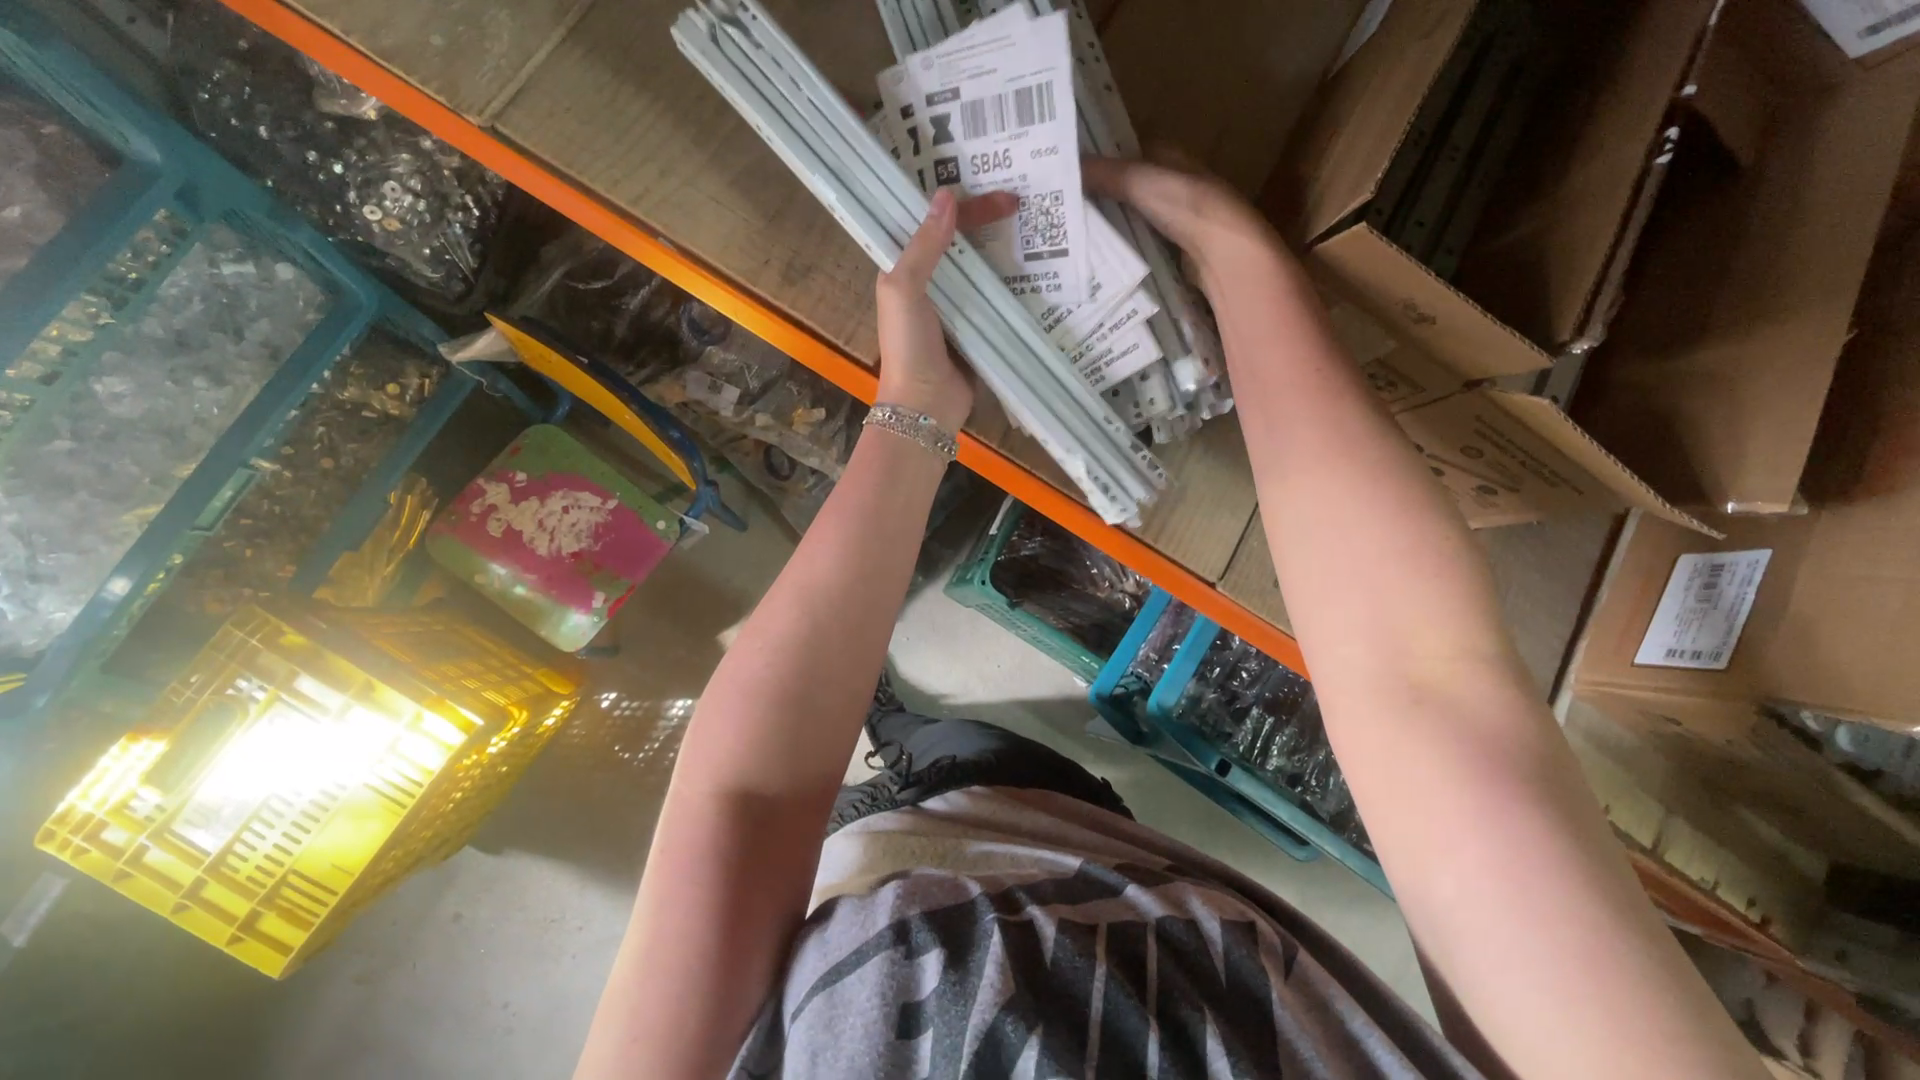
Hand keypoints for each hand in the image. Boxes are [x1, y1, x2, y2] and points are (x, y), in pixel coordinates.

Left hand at [874, 187, 1016, 432]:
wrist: (925, 407)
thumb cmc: (907, 347)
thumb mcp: (904, 289)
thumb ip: (924, 246)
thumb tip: (947, 196)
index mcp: (905, 272)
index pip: (933, 225)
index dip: (962, 206)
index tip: (997, 197)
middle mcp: (931, 286)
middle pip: (961, 243)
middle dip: (989, 222)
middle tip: (1022, 203)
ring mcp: (958, 309)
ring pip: (982, 269)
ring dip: (1006, 250)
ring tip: (1035, 227)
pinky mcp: (980, 330)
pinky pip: (998, 300)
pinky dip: (1015, 285)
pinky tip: (1038, 268)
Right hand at [1084, 155, 1288, 292]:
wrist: (1223, 251)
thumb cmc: (1184, 205)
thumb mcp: (1137, 181)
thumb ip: (1102, 174)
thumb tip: (1064, 166)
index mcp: (1170, 156)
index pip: (1126, 154)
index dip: (1099, 163)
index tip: (1068, 177)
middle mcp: (1175, 183)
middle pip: (1128, 189)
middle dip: (1101, 199)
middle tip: (1063, 212)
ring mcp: (1178, 218)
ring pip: (1133, 219)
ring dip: (1110, 227)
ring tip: (1074, 237)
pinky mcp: (1176, 249)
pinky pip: (1141, 245)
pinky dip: (1124, 249)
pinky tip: (1102, 258)